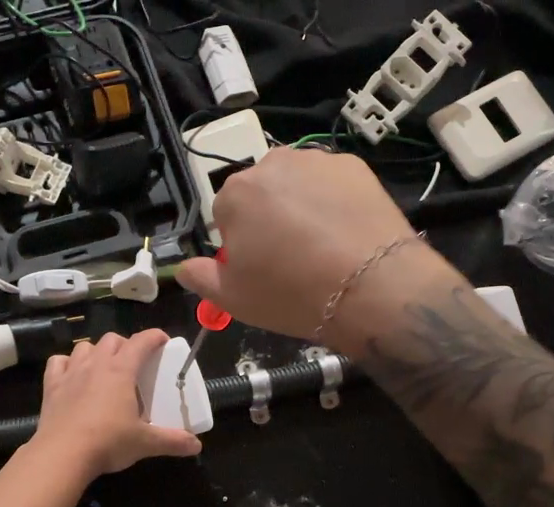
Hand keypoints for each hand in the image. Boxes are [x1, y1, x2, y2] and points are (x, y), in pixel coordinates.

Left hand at [31, 329, 202, 477]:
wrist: (63, 454)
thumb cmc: (108, 442)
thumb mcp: (145, 443)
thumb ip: (172, 441)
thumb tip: (196, 445)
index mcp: (121, 371)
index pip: (142, 342)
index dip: (155, 337)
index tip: (163, 341)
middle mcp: (96, 364)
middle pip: (112, 339)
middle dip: (125, 345)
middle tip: (133, 363)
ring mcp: (70, 373)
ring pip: (84, 347)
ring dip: (96, 352)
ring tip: (103, 368)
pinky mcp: (51, 386)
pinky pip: (57, 363)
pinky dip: (66, 364)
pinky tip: (71, 375)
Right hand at [175, 148, 460, 352]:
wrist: (369, 287)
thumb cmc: (290, 294)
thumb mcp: (232, 299)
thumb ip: (200, 277)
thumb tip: (184, 268)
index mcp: (236, 194)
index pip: (223, 214)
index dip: (237, 244)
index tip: (255, 268)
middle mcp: (273, 164)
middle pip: (260, 193)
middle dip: (267, 219)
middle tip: (287, 261)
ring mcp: (317, 161)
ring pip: (296, 185)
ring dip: (299, 208)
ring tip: (318, 249)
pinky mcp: (355, 166)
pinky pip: (331, 185)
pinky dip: (332, 204)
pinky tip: (343, 237)